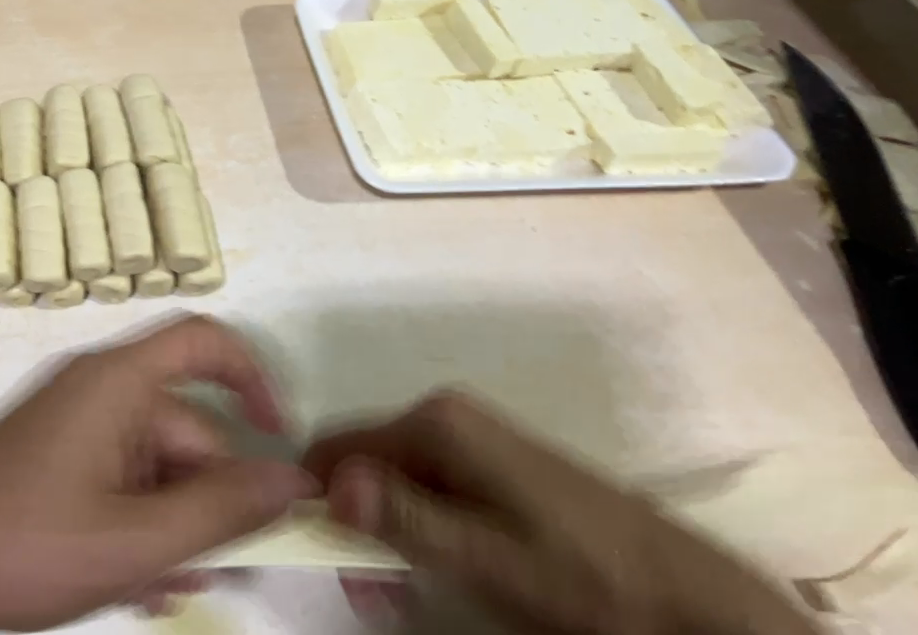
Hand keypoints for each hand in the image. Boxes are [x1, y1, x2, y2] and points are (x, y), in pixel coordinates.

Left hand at [0, 314, 318, 634]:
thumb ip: (225, 510)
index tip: (282, 440)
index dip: (255, 378)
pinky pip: (118, 474)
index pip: (203, 342)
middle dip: (213, 494)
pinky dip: (139, 519)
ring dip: (176, 519)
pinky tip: (137, 577)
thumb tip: (294, 480)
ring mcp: (69, 421)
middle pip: (185, 424)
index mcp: (116, 382)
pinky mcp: (52, 454)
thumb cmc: (25, 545)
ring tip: (170, 582)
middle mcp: (94, 388)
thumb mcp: (140, 540)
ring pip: (153, 461)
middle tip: (224, 564)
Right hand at [304, 392, 818, 634]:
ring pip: (393, 474)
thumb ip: (408, 519)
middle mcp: (445, 413)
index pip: (336, 444)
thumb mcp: (492, 560)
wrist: (701, 603)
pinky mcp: (493, 460)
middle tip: (370, 583)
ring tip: (404, 581)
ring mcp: (472, 435)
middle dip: (355, 515)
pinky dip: (419, 522)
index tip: (320, 550)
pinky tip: (442, 561)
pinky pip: (427, 484)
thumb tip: (326, 485)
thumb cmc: (590, 579)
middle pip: (364, 458)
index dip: (317, 494)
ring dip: (385, 524)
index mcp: (437, 421)